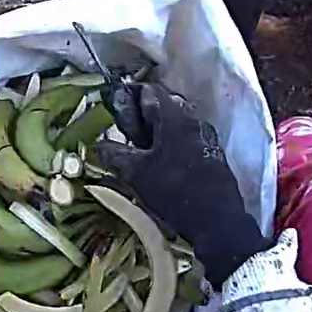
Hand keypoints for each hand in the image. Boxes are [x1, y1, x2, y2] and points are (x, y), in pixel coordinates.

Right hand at [97, 84, 268, 275]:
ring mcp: (206, 137)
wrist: (217, 220)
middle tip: (124, 130)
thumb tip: (95, 145)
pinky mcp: (212, 154)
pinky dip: (168, 143)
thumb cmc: (173, 189)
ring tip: (139, 148)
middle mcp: (193, 120)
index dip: (128, 96)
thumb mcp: (135, 171)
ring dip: (155, 130)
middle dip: (141, 115)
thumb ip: (113, 153)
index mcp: (174, 117)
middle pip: (163, 106)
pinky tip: (159, 161)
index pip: (148, 92)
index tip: (113, 106)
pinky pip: (185, 138)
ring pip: (174, 123)